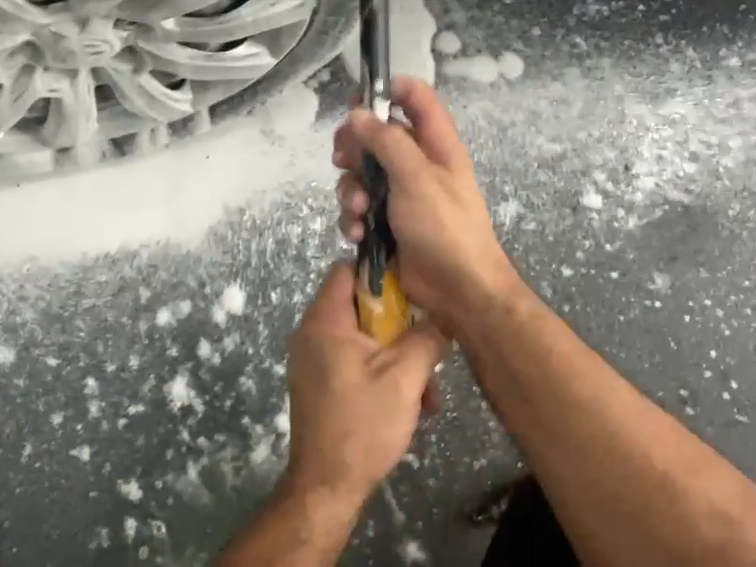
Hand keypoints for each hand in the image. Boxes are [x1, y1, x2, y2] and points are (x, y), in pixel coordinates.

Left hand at [282, 261, 447, 504]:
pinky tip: (411, 404)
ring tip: (427, 390)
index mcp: (325, 320)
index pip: (347, 269)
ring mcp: (313, 359)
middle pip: (360, 306)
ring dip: (398, 357)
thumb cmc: (363, 424)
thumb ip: (427, 337)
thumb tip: (443, 315)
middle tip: (428, 345)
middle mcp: (312, 332)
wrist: (327, 486)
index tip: (414, 290)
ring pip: (363, 339)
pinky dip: (382, 373)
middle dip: (400, 326)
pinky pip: (354, 361)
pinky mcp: (320, 383)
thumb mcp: (405, 376)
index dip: (382, 273)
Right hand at [333, 76, 521, 330]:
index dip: (388, 91)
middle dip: (354, 148)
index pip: (415, 98)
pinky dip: (353, 218)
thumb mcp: (416, 177)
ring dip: (351, 190)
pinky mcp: (386, 223)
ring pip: (360, 174)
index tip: (359, 103)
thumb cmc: (445, 227)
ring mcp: (400, 194)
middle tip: (342, 158)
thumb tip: (357, 114)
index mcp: (436, 144)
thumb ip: (385, 141)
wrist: (459, 291)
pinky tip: (358, 234)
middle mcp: (416, 163)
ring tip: (359, 211)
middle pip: (375, 136)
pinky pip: (359, 208)